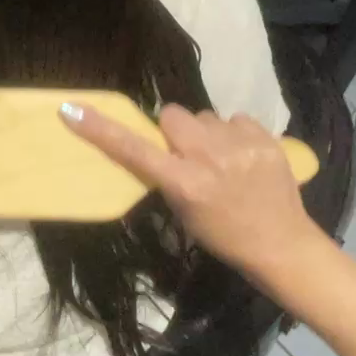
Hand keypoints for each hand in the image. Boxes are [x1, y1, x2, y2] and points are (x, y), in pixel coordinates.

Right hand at [62, 102, 323, 277]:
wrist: (282, 244)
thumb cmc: (223, 237)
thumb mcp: (183, 213)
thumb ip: (168, 177)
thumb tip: (158, 148)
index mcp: (185, 183)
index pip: (134, 150)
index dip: (101, 130)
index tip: (74, 111)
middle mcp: (210, 158)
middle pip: (173, 115)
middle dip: (173, 129)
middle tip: (185, 152)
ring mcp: (241, 145)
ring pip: (206, 116)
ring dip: (206, 133)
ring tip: (221, 159)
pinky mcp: (265, 138)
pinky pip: (235, 119)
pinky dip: (233, 134)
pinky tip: (242, 156)